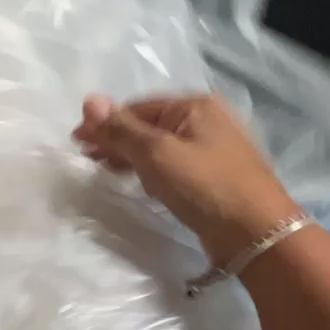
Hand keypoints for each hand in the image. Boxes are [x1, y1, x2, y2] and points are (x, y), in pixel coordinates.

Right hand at [73, 93, 303, 262]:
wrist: (254, 230)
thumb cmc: (203, 186)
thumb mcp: (156, 154)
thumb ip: (122, 129)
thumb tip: (89, 99)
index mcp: (194, 106)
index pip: (137, 108)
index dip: (104, 123)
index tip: (76, 143)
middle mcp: (206, 119)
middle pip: (148, 125)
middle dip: (116, 139)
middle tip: (86, 159)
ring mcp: (213, 147)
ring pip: (160, 146)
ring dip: (131, 156)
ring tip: (106, 172)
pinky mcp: (213, 174)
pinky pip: (172, 164)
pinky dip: (150, 169)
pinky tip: (141, 183)